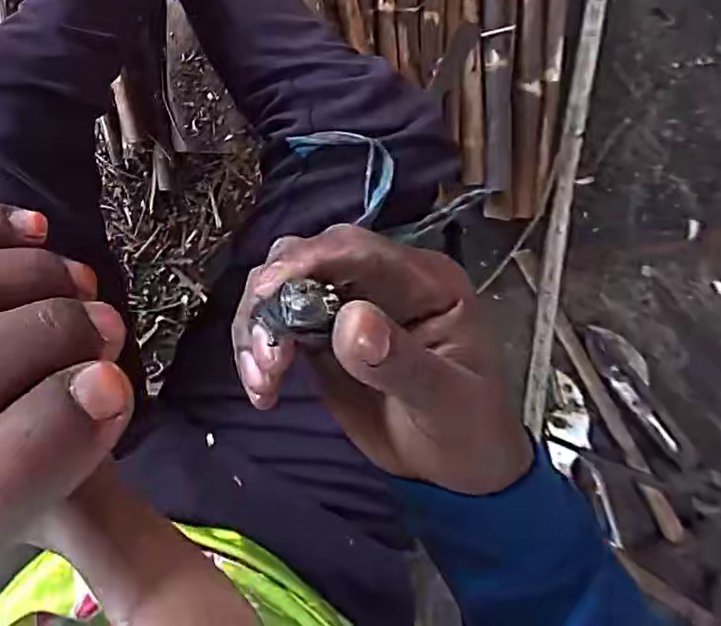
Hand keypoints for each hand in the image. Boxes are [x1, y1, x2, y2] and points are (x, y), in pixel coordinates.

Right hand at [231, 224, 533, 494]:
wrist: (450, 471)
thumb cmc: (468, 436)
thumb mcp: (450, 406)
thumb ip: (405, 362)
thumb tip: (352, 320)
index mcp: (420, 281)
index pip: (352, 248)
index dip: (304, 261)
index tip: (267, 291)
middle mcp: (371, 278)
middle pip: (297, 258)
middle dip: (269, 299)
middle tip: (265, 351)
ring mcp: (335, 298)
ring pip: (271, 286)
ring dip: (256, 328)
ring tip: (264, 379)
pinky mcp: (307, 323)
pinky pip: (265, 319)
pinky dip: (252, 347)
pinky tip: (261, 387)